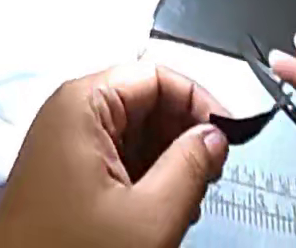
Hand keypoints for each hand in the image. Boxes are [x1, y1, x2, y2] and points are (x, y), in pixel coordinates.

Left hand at [0, 62, 230, 247]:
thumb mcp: (147, 219)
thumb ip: (191, 167)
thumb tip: (217, 135)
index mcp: (85, 102)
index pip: (157, 76)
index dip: (198, 100)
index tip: (229, 135)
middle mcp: (73, 111)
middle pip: (147, 101)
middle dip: (183, 134)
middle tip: (211, 174)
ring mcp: (67, 143)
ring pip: (136, 131)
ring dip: (169, 160)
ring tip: (187, 200)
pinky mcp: (66, 173)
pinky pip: (118, 157)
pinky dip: (147, 177)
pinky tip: (163, 208)